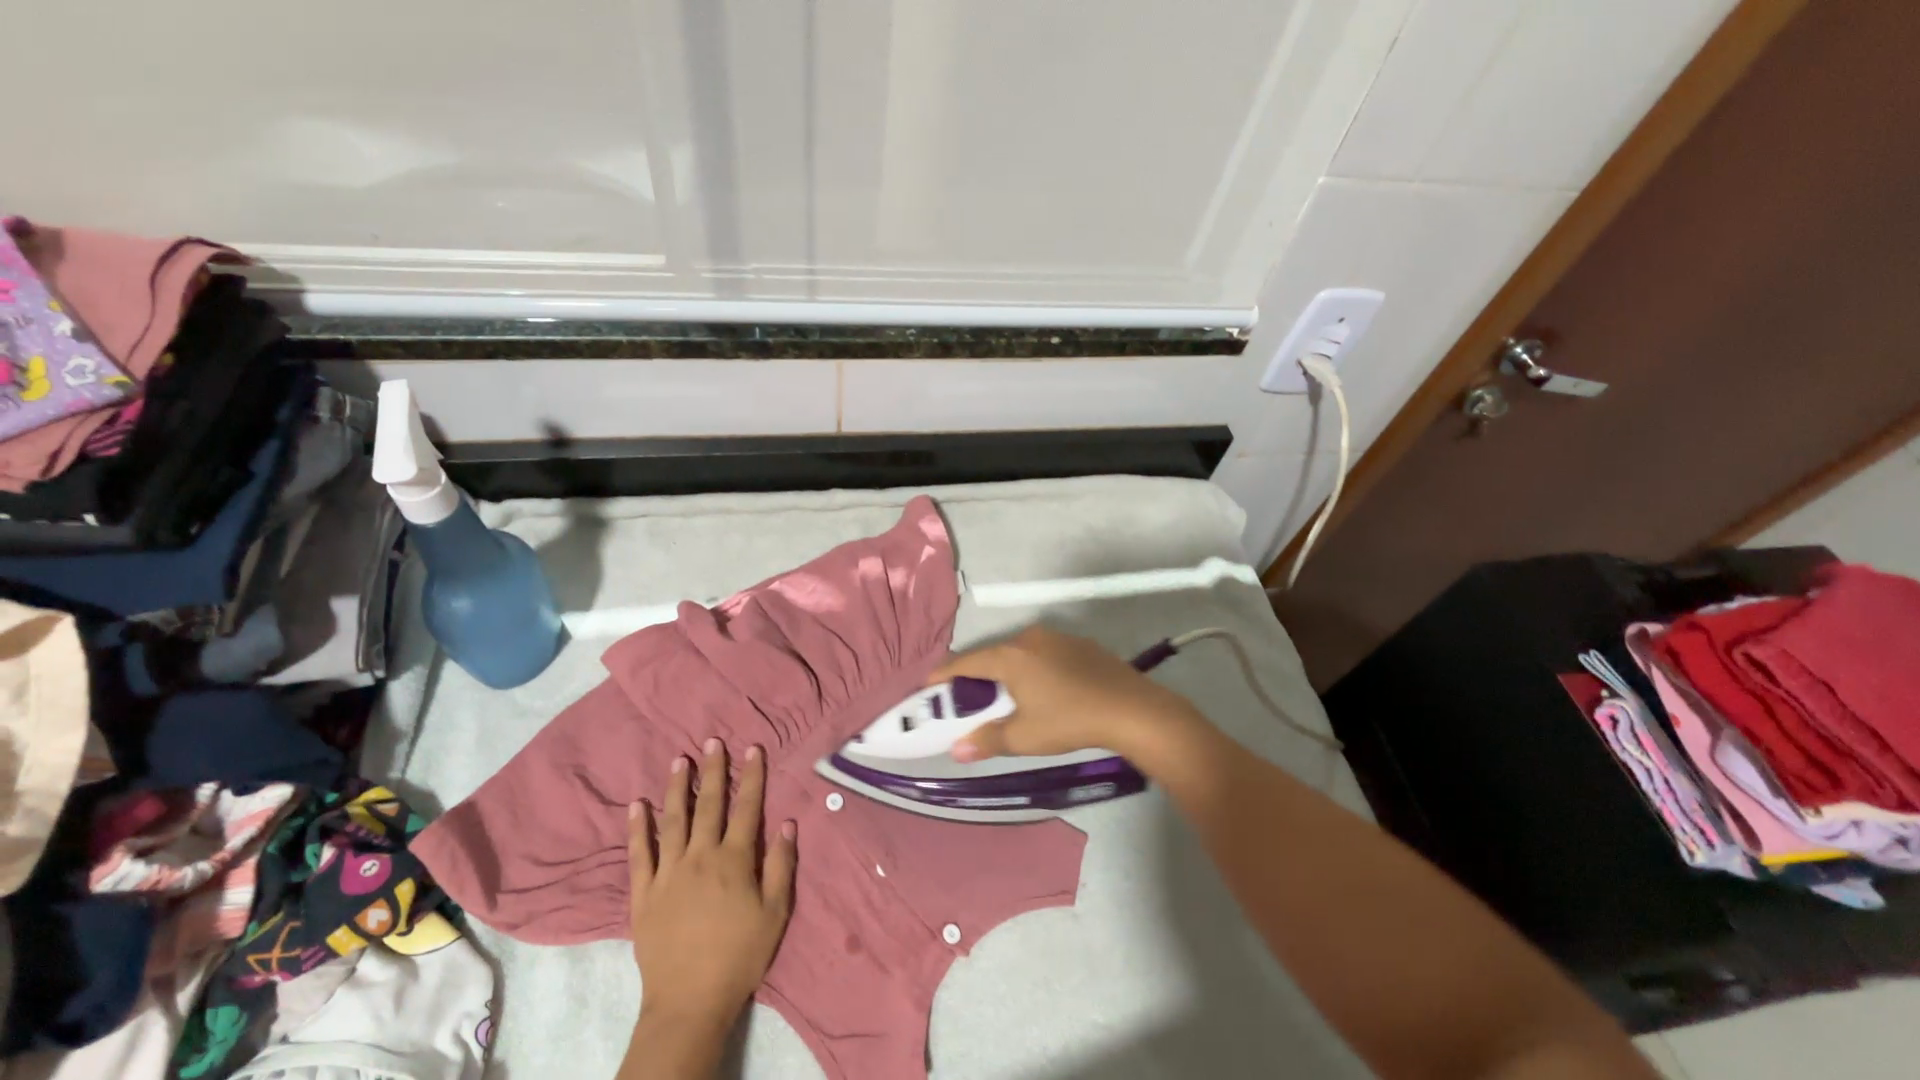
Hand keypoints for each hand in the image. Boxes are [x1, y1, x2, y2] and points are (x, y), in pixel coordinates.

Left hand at [628, 739, 797, 1026]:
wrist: (690, 997)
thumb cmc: (741, 955)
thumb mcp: (775, 912)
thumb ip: (781, 865)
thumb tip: (788, 823)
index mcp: (734, 860)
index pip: (747, 808)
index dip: (751, 776)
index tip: (753, 749)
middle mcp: (700, 856)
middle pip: (709, 805)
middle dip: (713, 771)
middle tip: (713, 741)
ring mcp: (668, 872)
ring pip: (673, 820)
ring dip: (678, 787)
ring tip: (680, 760)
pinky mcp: (643, 891)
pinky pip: (639, 852)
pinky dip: (638, 827)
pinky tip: (638, 805)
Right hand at [931, 625, 1203, 763]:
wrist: (1132, 709)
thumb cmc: (1070, 721)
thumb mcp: (1024, 737)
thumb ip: (987, 740)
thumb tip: (956, 749)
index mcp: (1010, 656)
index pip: (966, 662)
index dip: (944, 676)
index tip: (928, 688)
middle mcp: (1029, 638)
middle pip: (992, 655)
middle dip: (976, 676)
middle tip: (967, 699)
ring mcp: (1058, 638)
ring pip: (1020, 653)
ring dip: (1007, 671)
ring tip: (1005, 697)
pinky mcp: (1082, 645)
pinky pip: (1044, 655)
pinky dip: (1034, 670)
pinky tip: (1044, 691)